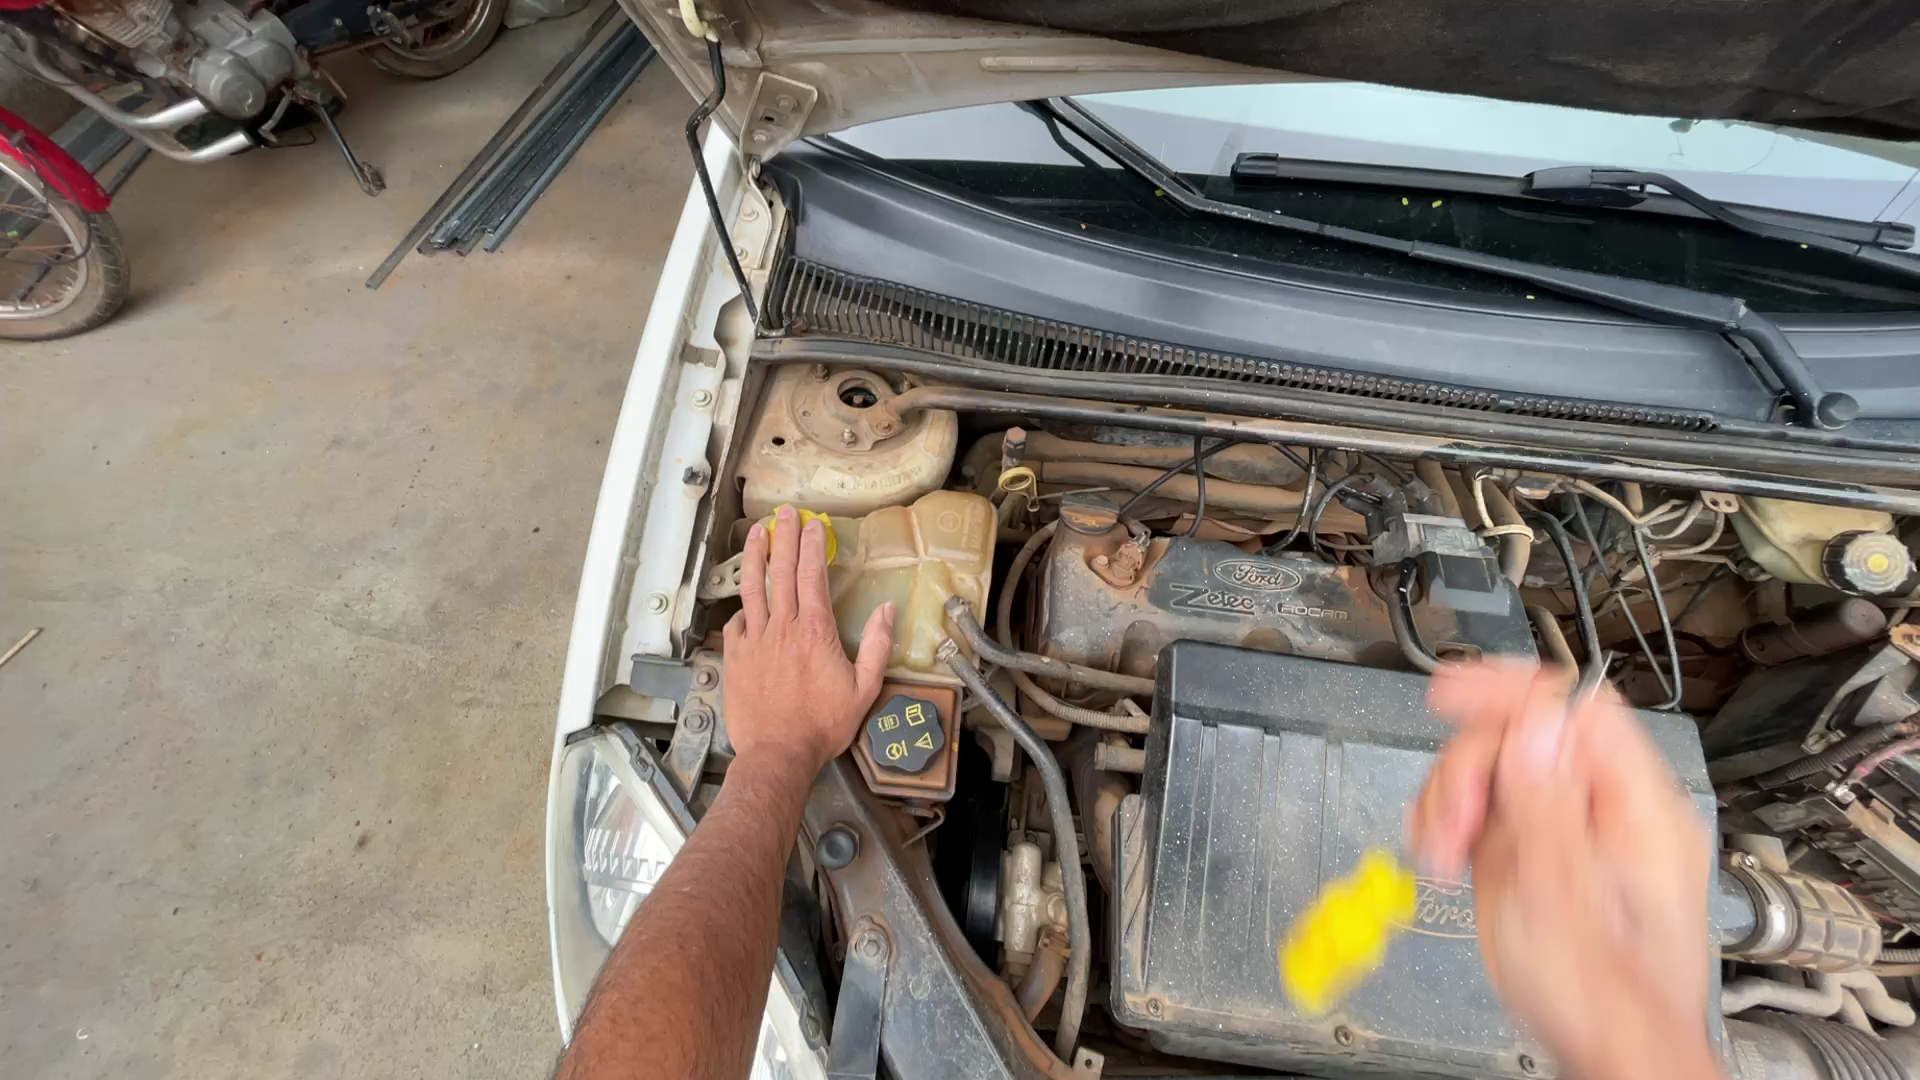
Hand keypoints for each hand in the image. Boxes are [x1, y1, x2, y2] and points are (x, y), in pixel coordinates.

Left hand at [723, 506, 895, 776]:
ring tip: (757, 533)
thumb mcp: (864, 689)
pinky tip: (744, 599)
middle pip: (781, 572)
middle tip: (785, 513)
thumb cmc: (824, 724)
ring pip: (752, 588)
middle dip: (785, 538)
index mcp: (815, 631)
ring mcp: (754, 640)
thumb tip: (888, 611)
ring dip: (755, 556)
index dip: (813, 546)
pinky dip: (742, 606)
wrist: (778, 754)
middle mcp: (782, 628)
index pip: (812, 576)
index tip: (815, 525)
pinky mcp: (735, 657)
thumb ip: (876, 646)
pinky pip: (736, 623)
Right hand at [1407, 662, 1719, 1079]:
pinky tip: (1440, 850)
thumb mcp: (1561, 894)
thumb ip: (1546, 803)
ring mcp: (1556, 819)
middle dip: (1464, 771)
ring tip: (1443, 850)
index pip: (1575, 709)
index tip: (1447, 693)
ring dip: (1445, 798)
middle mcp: (1596, 804)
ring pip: (1481, 763)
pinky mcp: (1522, 837)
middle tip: (1450, 822)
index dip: (1509, 691)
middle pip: (1512, 736)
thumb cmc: (1598, 993)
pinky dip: (1440, 816)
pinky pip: (1468, 797)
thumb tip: (1534, 725)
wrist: (1596, 1046)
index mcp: (1632, 810)